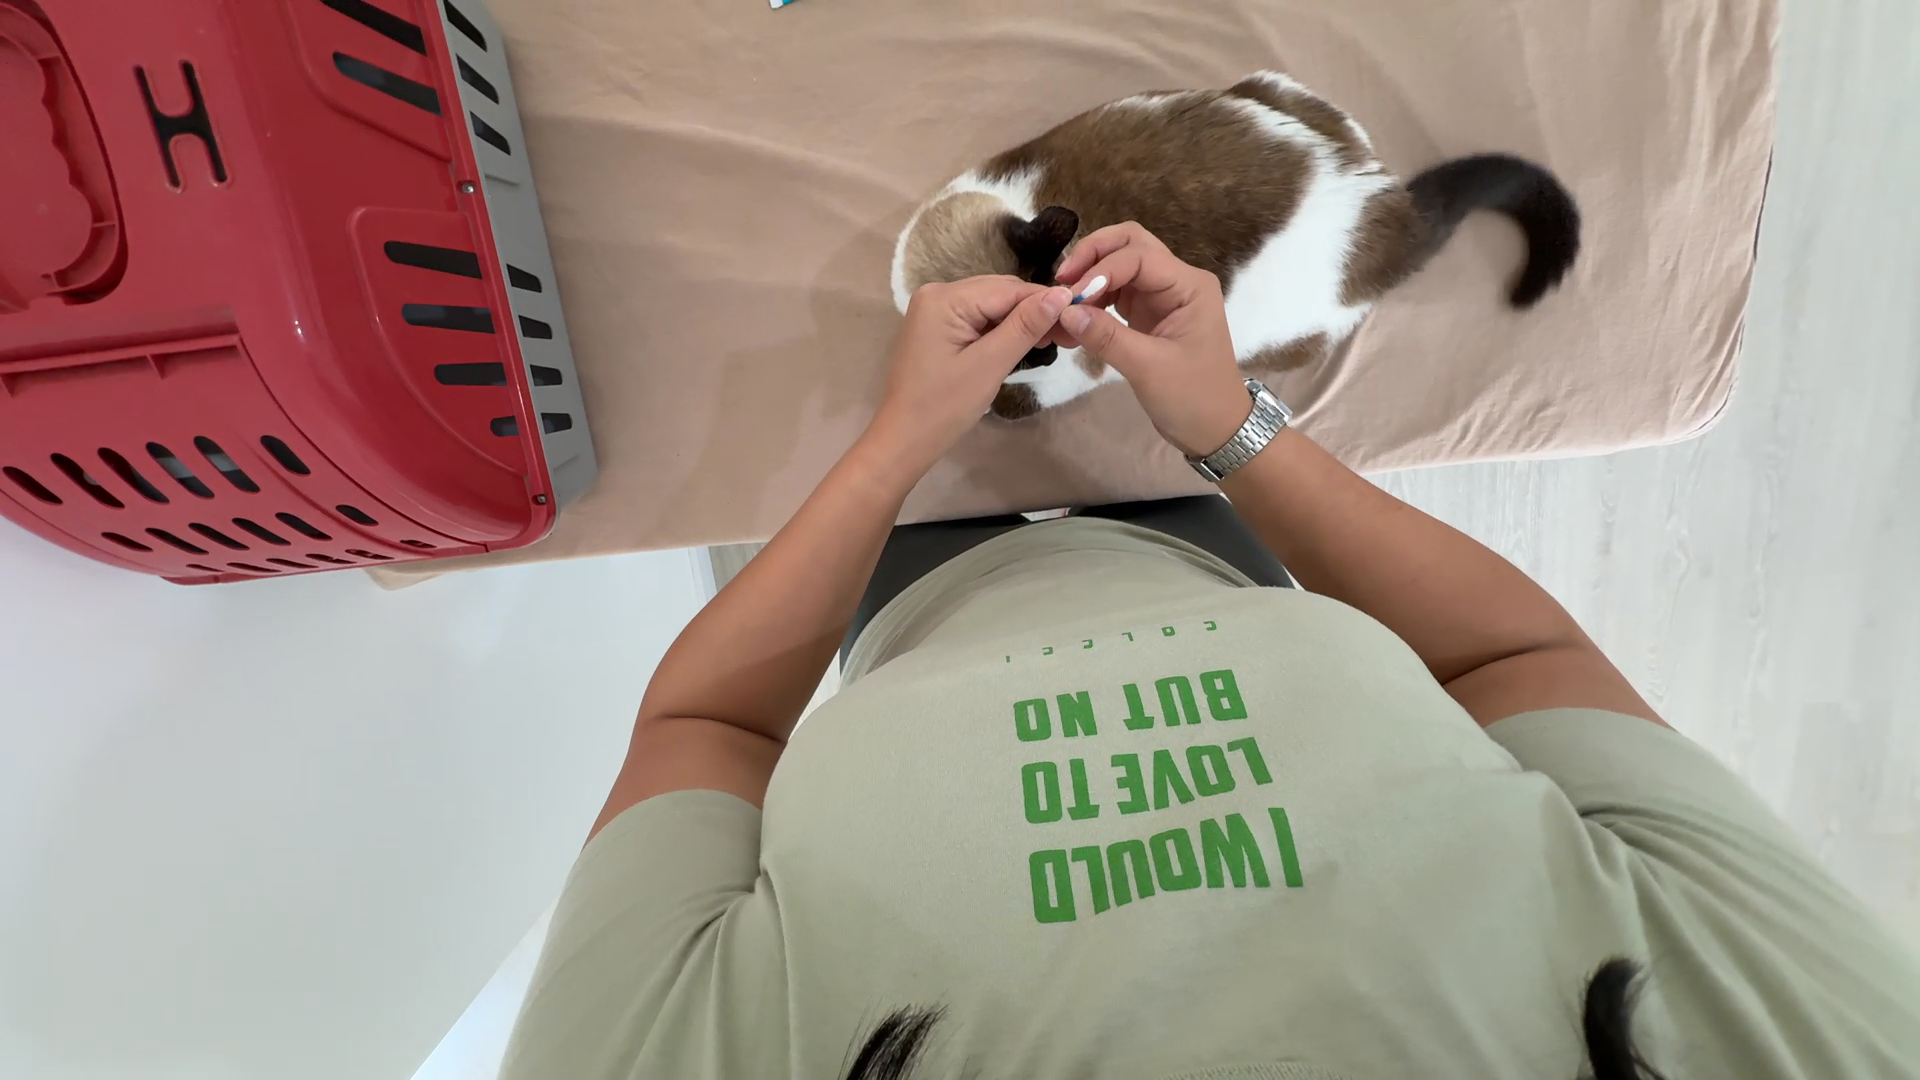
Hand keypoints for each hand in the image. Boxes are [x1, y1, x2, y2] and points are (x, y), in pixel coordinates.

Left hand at [866, 276, 1071, 474]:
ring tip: (1055, 342)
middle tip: (1070, 335)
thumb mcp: (989, 365)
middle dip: (1035, 312)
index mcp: (944, 298)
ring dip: (1022, 323)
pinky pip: (978, 322)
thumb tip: (1062, 295)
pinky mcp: (938, 330)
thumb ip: (1025, 326)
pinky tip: (1025, 345)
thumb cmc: (943, 407)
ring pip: (992, 308)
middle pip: (1000, 294)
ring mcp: (935, 312)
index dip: (1046, 301)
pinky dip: (1002, 333)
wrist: (904, 441)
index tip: (1080, 316)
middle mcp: (937, 294)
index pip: (1008, 289)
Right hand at [1053, 223, 1252, 456]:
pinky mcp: (1147, 316)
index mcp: (1189, 286)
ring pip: (1120, 266)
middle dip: (1093, 255)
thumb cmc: (1192, 397)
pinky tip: (1074, 320)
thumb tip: (1065, 313)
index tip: (1069, 299)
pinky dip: (1093, 301)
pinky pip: (1115, 294)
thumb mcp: (1148, 368)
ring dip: (1090, 277)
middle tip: (1061, 281)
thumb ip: (1106, 337)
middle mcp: (1176, 282)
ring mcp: (1161, 297)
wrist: (1214, 429)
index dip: (1100, 271)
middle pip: (1130, 244)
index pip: (1138, 257)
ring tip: (1063, 305)